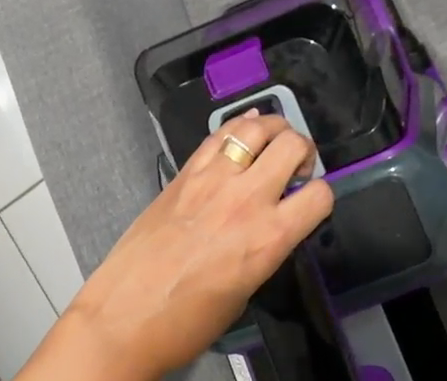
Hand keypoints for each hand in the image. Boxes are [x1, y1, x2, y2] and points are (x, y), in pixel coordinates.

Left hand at [53, 112, 333, 377]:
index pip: (319, 195)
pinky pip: (219, 133)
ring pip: (255, 126)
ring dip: (273, 128)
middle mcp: (246, 200)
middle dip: (303, 150)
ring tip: (272, 141)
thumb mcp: (246, 290)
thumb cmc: (186, 321)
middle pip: (292, 144)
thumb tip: (277, 220)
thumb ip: (268, 246)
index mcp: (268, 239)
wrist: (125, 317)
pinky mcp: (185, 171)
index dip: (321, 195)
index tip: (311, 200)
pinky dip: (237, 125)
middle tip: (295, 165)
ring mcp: (213, 179)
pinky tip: (243, 129)